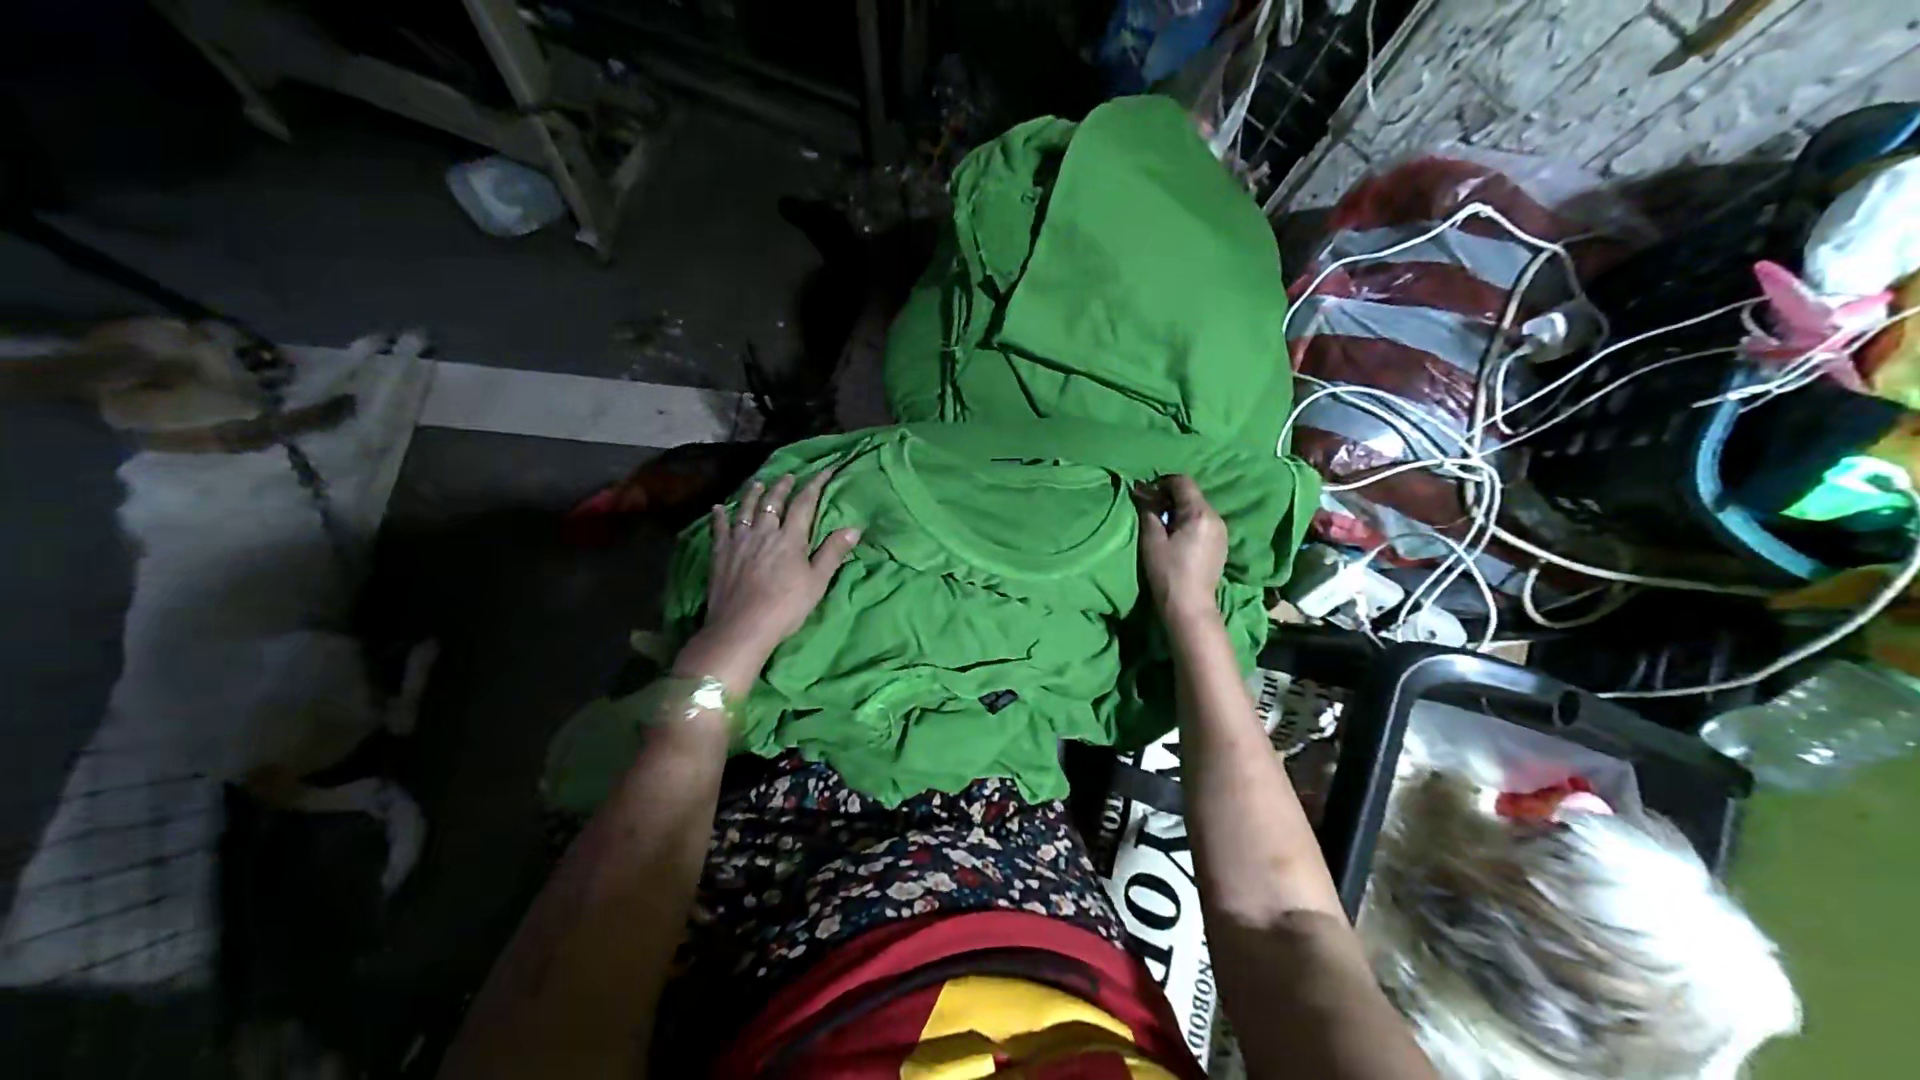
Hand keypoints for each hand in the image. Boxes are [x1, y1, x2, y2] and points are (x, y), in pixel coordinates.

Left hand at [673, 470, 860, 691]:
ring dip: (753, 494)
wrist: (742, 626)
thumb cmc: (786, 606)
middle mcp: (764, 531)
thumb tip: (853, 528)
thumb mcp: (817, 582)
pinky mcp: (720, 553)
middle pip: (773, 502)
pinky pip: (719, 528)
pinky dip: (719, 516)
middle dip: (783, 486)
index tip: (824, 470)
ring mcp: (739, 541)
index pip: (804, 503)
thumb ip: (833, 552)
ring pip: (746, 509)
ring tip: (758, 483)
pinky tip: (718, 508)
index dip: (815, 484)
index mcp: (790, 538)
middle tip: (789, 475)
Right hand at [1135, 474, 1227, 626]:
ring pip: (1198, 508)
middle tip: (1150, 510)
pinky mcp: (1221, 544)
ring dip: (1179, 510)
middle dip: (1170, 497)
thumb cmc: (1168, 572)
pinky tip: (1177, 538)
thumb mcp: (1152, 540)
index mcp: (1199, 513)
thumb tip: (1142, 492)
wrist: (1190, 606)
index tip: (1146, 495)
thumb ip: (1148, 511)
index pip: (1182, 482)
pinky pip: (1204, 522)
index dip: (1162, 483)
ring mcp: (1221, 531)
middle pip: (1192, 495)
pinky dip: (1189, 522)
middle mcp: (1216, 517)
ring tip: (1162, 525)